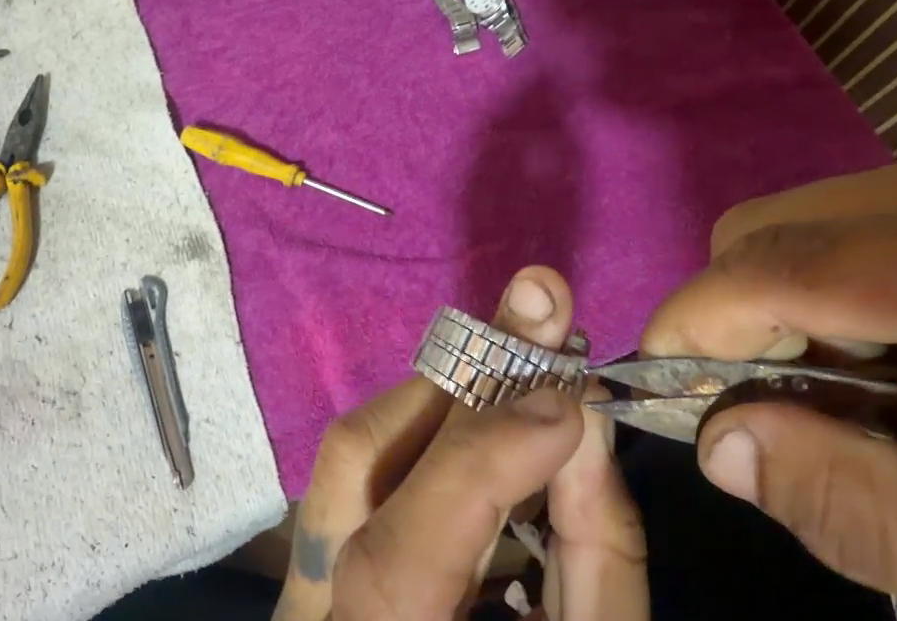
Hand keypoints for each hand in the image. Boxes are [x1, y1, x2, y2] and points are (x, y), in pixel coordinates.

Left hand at [275, 265, 647, 620]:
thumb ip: (594, 549)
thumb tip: (579, 417)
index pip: (398, 558)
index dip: (482, 462)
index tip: (568, 395)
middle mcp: (313, 618)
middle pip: (357, 464)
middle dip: (463, 378)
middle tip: (538, 307)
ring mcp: (303, 589)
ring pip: (355, 451)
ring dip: (450, 387)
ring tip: (526, 349)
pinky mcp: (316, 564)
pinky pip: (365, 468)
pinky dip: (433, 422)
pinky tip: (491, 408)